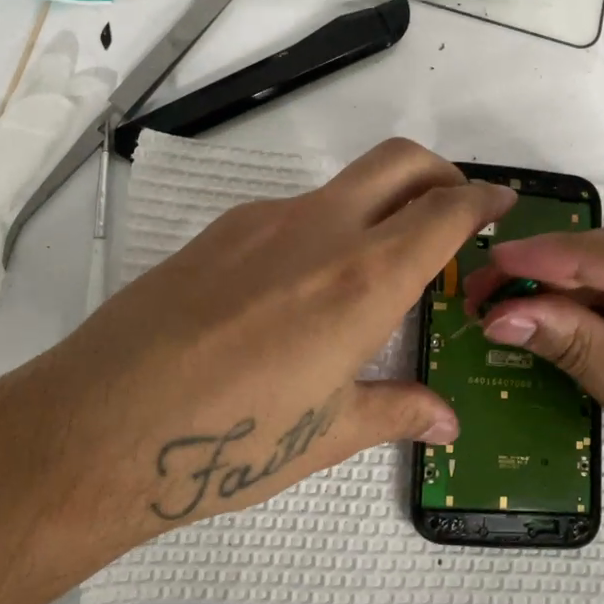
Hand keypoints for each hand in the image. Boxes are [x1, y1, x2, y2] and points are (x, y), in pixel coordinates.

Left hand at [18, 139, 514, 550]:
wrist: (102, 423)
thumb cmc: (230, 442)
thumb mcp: (325, 434)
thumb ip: (395, 412)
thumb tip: (445, 422)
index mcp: (364, 279)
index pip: (445, 212)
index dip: (483, 201)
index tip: (501, 204)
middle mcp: (319, 231)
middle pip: (400, 162)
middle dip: (440, 173)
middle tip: (453, 210)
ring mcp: (261, 223)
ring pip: (341, 187)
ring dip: (375, 206)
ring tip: (371, 270)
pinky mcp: (216, 232)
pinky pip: (287, 215)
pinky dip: (320, 230)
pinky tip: (297, 291)